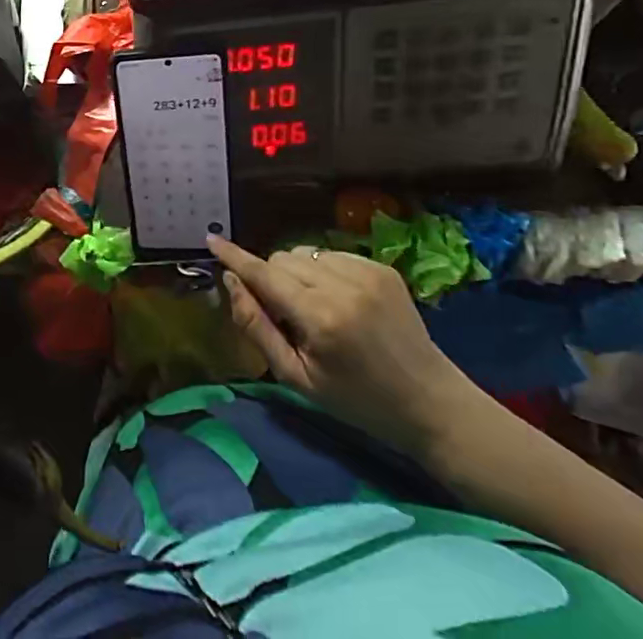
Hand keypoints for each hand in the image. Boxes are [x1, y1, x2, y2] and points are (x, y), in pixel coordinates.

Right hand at [207, 235, 483, 452]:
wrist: (430, 402)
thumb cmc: (355, 400)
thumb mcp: (295, 377)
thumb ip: (256, 327)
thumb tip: (231, 281)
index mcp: (320, 317)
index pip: (265, 274)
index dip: (235, 256)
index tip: (212, 240)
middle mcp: (343, 285)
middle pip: (281, 258)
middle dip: (270, 278)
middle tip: (283, 315)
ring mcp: (367, 272)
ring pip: (304, 252)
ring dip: (295, 273)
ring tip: (312, 307)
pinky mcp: (383, 268)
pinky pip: (330, 254)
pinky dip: (321, 271)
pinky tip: (337, 300)